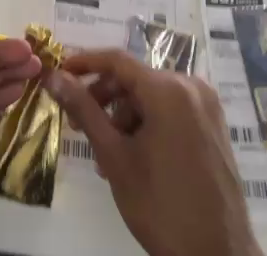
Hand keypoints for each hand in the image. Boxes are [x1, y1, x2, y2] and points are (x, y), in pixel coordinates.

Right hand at [45, 50, 261, 255]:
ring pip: (151, 97)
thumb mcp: (114, 155)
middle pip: (134, 79)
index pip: (116, 61)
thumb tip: (53, 77)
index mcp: (168, 90)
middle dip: (102, 99)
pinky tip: (132, 157)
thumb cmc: (160, 205)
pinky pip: (171, 111)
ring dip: (123, 118)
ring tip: (106, 157)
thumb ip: (83, 110)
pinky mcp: (213, 128)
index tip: (57, 75)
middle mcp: (192, 88)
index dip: (82, 63)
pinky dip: (147, 125)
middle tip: (76, 127)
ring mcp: (207, 108)